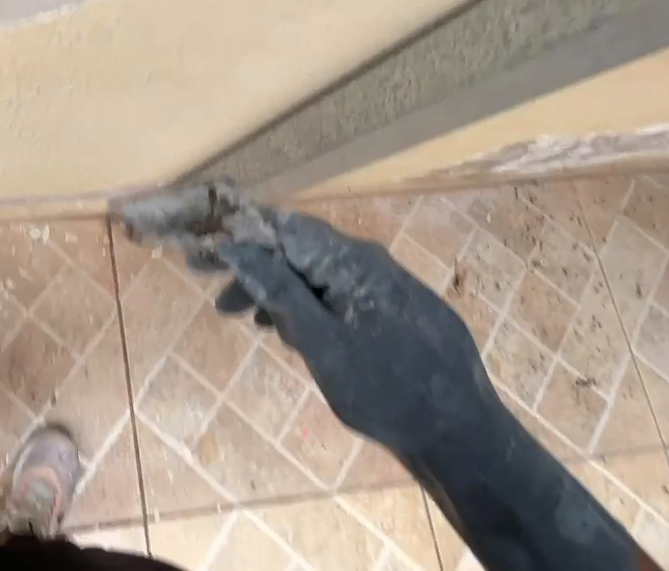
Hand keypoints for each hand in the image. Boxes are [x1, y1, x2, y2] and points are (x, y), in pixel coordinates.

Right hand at [215, 213, 506, 463]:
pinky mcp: (400, 310)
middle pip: (299, 251)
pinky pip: (342, 294)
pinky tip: (297, 333)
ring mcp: (389, 285)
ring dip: (281, 293)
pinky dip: (310, 307)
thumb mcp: (321, 342)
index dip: (239, 240)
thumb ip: (278, 290)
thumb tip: (236, 247)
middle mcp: (370, 261)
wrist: (466, 439)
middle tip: (221, 305)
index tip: (203, 261)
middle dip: (255, 272)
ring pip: (320, 275)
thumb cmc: (384, 389)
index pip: (282, 228)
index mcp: (350, 260)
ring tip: (253, 324)